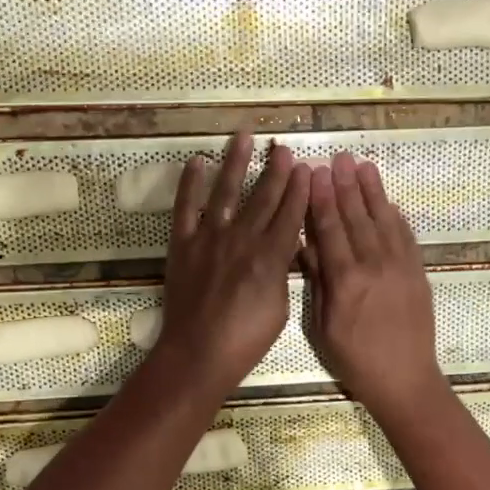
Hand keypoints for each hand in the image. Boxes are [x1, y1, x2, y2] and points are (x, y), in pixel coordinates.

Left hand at [153, 131, 310, 390]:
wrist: (199, 353)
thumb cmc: (245, 341)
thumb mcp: (278, 310)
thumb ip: (281, 276)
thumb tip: (283, 254)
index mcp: (270, 257)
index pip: (290, 215)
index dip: (300, 191)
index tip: (306, 169)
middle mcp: (242, 239)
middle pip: (263, 197)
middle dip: (276, 171)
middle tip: (283, 148)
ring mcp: (210, 238)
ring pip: (226, 191)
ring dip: (236, 162)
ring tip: (244, 136)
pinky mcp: (183, 245)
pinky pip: (186, 207)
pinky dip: (191, 183)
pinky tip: (198, 162)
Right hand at [302, 154, 446, 416]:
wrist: (404, 380)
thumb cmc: (355, 362)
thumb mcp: (324, 329)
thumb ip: (319, 284)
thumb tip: (308, 247)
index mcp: (345, 280)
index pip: (330, 228)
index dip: (321, 199)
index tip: (314, 173)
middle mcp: (374, 265)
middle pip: (357, 216)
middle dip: (345, 185)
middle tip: (336, 157)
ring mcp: (400, 267)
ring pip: (383, 219)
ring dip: (372, 191)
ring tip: (362, 165)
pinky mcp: (417, 273)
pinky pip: (406, 236)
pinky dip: (395, 216)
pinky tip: (388, 202)